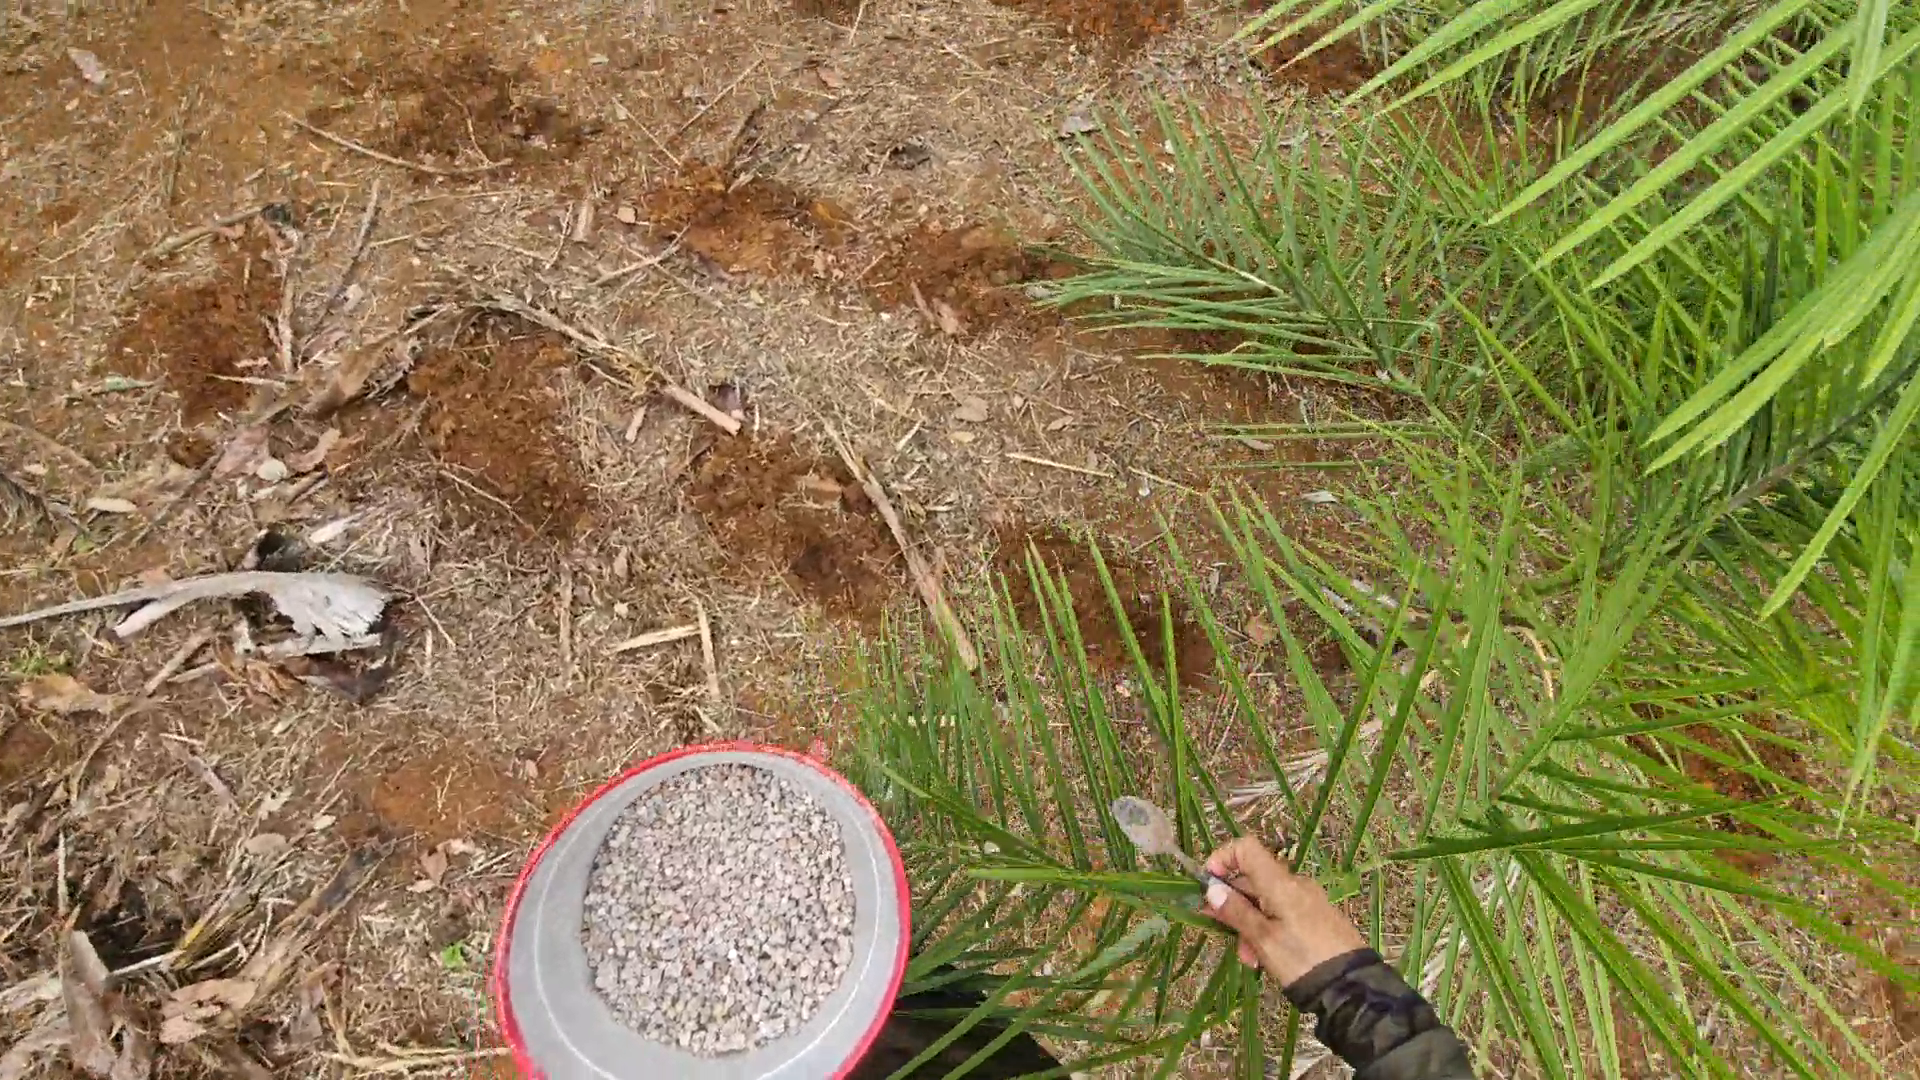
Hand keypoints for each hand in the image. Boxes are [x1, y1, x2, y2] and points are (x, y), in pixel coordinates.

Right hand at [1199, 836, 1366, 985]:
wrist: (1357, 991)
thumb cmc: (1303, 960)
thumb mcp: (1263, 939)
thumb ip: (1236, 911)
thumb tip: (1212, 888)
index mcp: (1280, 883)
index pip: (1246, 848)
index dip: (1223, 858)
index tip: (1210, 883)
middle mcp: (1294, 884)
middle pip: (1253, 879)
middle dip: (1234, 904)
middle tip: (1223, 932)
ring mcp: (1308, 901)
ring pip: (1266, 901)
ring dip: (1250, 924)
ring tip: (1250, 958)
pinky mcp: (1318, 919)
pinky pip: (1283, 914)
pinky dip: (1268, 929)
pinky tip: (1267, 958)